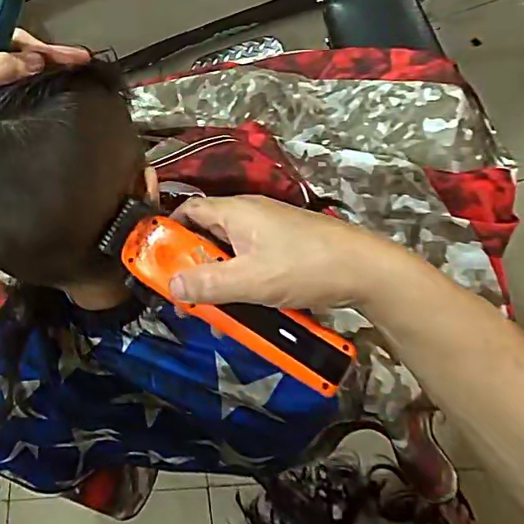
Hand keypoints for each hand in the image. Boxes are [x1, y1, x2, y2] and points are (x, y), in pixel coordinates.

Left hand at [0, 29, 88, 161]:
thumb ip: (0, 67)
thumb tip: (35, 61)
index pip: (13, 38)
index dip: (44, 48)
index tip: (71, 56)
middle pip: (16, 53)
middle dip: (46, 58)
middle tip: (77, 63)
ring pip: (12, 73)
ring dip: (36, 75)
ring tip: (65, 76)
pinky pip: (5, 91)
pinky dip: (23, 91)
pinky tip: (37, 95)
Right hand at [167, 195, 430, 311]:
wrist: (365, 269)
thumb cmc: (306, 267)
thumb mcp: (250, 281)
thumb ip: (208, 284)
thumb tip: (171, 286)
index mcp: (236, 211)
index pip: (188, 211)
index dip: (168, 235)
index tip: (158, 264)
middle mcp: (250, 214)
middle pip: (207, 235)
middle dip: (194, 267)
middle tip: (189, 299)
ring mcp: (270, 229)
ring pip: (230, 253)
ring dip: (220, 281)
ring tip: (219, 312)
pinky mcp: (286, 245)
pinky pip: (252, 260)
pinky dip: (243, 282)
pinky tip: (249, 307)